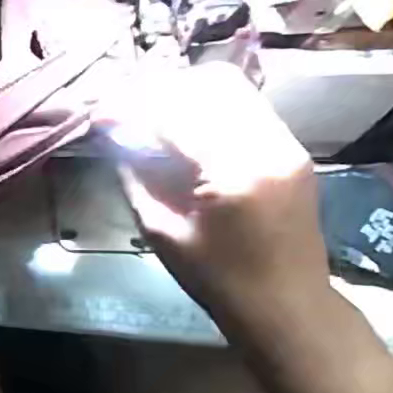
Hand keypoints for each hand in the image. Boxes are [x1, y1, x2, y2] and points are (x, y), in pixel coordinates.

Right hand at [108, 62, 330, 326]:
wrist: (288, 307)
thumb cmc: (218, 280)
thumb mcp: (161, 231)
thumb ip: (134, 175)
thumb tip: (112, 136)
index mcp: (234, 172)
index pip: (173, 115)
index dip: (129, 109)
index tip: (100, 114)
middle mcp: (269, 145)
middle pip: (206, 84)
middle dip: (159, 92)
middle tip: (127, 111)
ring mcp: (286, 143)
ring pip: (230, 87)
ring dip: (184, 94)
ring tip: (153, 116)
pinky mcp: (291, 148)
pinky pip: (245, 106)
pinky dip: (208, 107)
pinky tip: (184, 129)